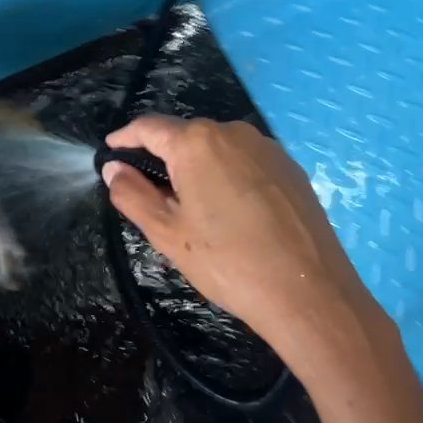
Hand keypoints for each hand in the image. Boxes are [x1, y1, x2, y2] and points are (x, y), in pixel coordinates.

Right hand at [101, 116, 383, 365]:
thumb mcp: (168, 233)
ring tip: (190, 203)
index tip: (111, 150)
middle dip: (163, 155)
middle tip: (148, 188)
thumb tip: (114, 169)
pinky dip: (228, 175)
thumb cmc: (228, 262)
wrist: (311, 295)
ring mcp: (267, 149)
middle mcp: (232, 132)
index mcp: (196, 143)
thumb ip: (133, 195)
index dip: (125, 138)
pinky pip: (245, 162)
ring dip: (197, 166)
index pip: (149, 127)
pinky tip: (230, 210)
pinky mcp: (291, 169)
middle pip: (185, 136)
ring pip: (217, 149)